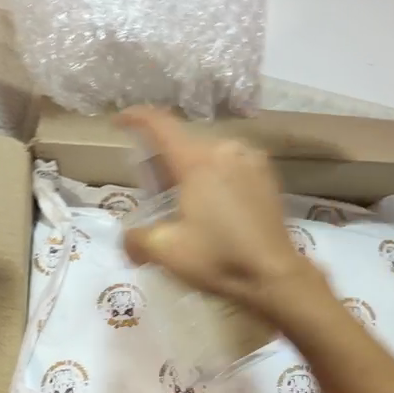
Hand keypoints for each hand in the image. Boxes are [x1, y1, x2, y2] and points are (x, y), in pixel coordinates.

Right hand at [116, 106, 331, 324]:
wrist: (273, 275)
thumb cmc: (218, 259)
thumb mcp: (166, 252)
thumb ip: (137, 239)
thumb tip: (129, 239)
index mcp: (197, 160)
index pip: (160, 124)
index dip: (136, 117)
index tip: (120, 121)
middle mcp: (226, 149)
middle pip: (186, 142)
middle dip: (165, 160)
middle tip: (154, 188)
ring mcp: (251, 160)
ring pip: (211, 155)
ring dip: (193, 170)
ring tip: (185, 200)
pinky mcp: (267, 177)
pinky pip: (232, 166)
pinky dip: (217, 177)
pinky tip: (214, 205)